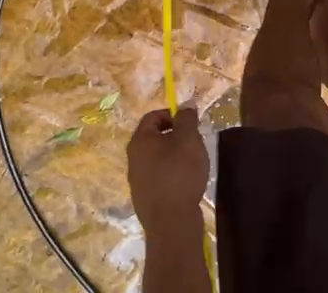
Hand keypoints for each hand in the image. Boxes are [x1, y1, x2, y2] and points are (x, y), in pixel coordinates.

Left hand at [127, 107, 209, 229]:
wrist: (171, 223)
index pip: (152, 116)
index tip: (189, 123)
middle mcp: (133, 159)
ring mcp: (137, 181)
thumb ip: (186, 118)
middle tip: (194, 142)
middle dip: (176, 135)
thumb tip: (185, 105)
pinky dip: (172, 174)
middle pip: (154, 137)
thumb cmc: (179, 173)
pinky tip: (186, 183)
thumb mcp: (188, 138)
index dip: (172, 114)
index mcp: (139, 141)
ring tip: (193, 163)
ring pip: (158, 158)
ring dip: (175, 156)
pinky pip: (159, 177)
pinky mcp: (146, 199)